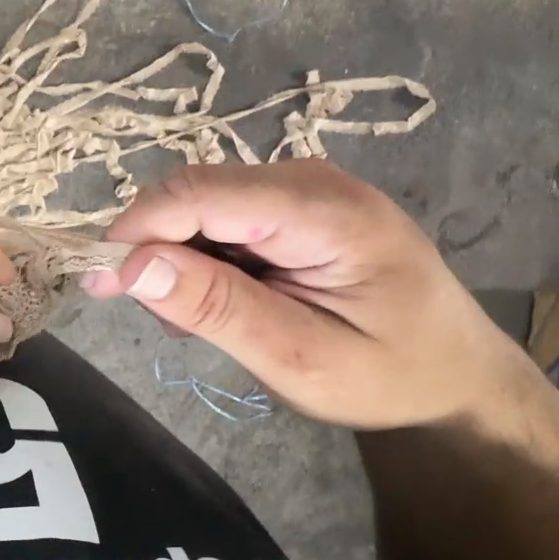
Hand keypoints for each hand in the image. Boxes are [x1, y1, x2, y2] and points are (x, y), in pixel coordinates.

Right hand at [82, 160, 543, 429]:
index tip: (103, 286)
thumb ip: (218, 308)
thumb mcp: (299, 358)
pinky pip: (217, 216)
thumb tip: (132, 265)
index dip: (137, 231)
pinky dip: (198, 257)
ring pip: (197, 203)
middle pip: (192, 192)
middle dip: (154, 248)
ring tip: (199, 319)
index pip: (198, 193)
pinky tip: (222, 299)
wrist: (455, 379)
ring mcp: (302, 188)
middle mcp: (310, 180)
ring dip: (175, 257)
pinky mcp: (292, 204)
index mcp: (326, 212)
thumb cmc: (389, 377)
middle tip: (164, 319)